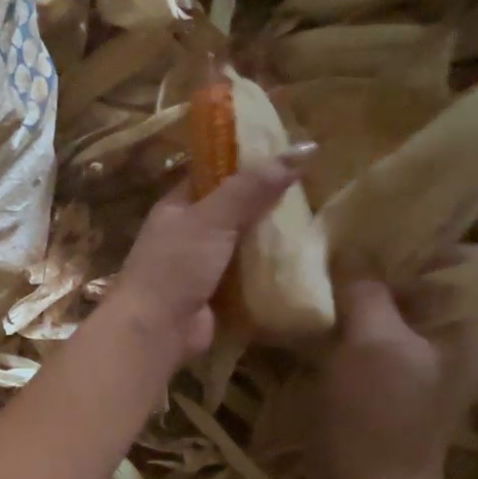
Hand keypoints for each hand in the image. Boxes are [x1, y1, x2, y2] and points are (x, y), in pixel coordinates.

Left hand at [103, 152, 307, 363]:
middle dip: (268, 202)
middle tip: (318, 186)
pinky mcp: (217, 293)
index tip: (290, 152)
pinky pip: (250, 273)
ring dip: (275, 236)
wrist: (155, 329)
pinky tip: (309, 256)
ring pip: (244, 242)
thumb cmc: (174, 266)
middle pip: (233, 210)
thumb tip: (301, 148)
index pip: (211, 175)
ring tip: (322, 217)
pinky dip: (273, 266)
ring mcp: (201, 265)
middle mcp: (185, 234)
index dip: (245, 162)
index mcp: (174, 209)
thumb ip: (251, 187)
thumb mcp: (212, 218)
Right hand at [314, 261, 477, 478]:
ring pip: (384, 308)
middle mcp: (454, 334)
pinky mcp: (384, 381)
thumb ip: (365, 291)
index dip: (410, 245)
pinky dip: (336, 326)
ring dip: (345, 299)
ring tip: (303, 291)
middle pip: (415, 279)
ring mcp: (417, 360)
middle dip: (367, 268)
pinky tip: (301, 326)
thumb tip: (346, 251)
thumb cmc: (377, 416)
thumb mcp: (371, 344)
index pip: (458, 254)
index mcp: (473, 320)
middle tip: (317, 264)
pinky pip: (364, 336)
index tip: (355, 245)